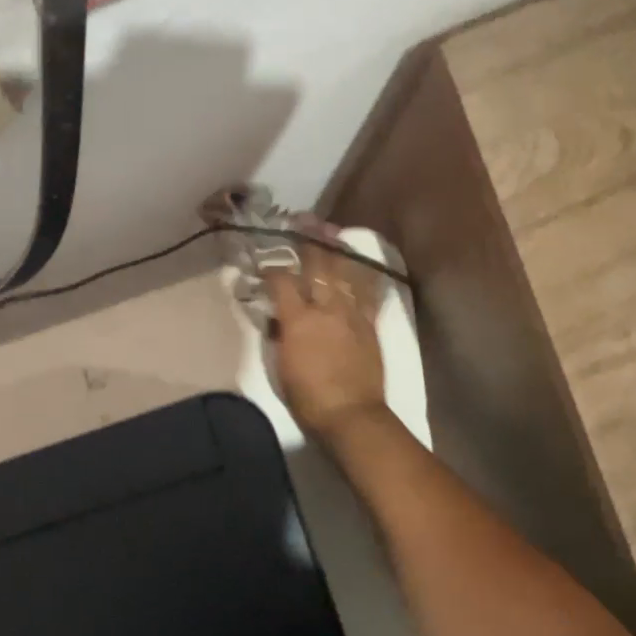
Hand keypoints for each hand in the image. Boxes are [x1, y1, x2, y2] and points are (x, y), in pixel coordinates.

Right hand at [266, 240, 389, 438]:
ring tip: (331, 230)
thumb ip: (281, 337)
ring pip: (345, 272)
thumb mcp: (282, 368)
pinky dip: (364, 275)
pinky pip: (368, 292)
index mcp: (298, 320)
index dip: (272, 267)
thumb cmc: (308, 399)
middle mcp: (326, 309)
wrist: (351, 415)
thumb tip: (280, 320)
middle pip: (317, 266)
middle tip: (303, 221)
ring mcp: (352, 314)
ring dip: (337, 249)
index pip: (282, 281)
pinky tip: (361, 263)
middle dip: (308, 240)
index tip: (266, 260)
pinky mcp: (370, 325)